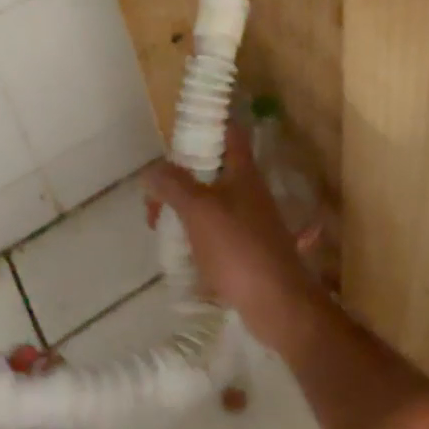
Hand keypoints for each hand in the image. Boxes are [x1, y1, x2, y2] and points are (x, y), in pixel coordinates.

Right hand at [144, 124, 331, 356]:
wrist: (277, 303)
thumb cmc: (238, 248)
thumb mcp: (199, 210)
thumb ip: (173, 186)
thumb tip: (151, 170)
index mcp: (243, 172)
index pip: (229, 133)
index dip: (207, 126)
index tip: (177, 135)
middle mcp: (249, 191)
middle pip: (213, 170)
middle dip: (181, 178)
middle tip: (155, 197)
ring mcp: (250, 221)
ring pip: (211, 202)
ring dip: (185, 208)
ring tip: (159, 225)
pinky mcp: (247, 249)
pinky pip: (215, 231)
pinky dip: (196, 234)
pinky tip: (180, 250)